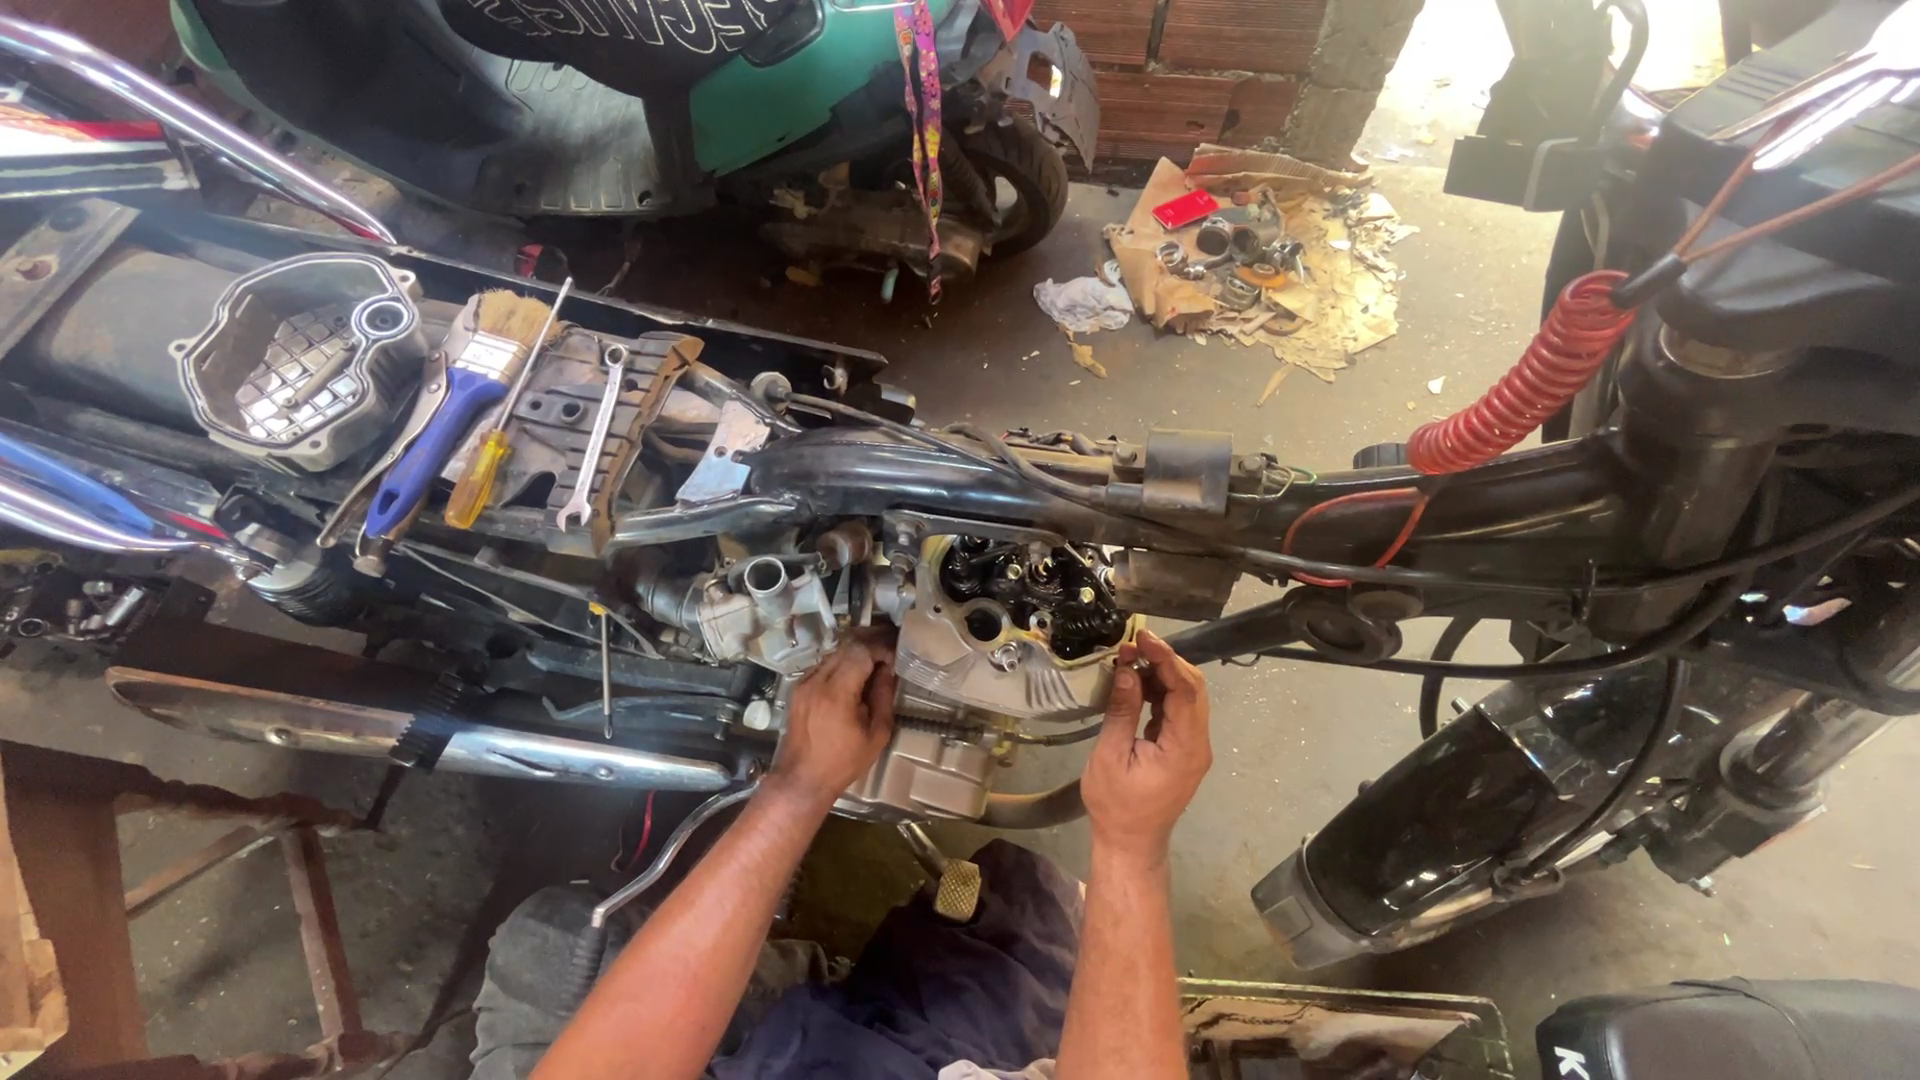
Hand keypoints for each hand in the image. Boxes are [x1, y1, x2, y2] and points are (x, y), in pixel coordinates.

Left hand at [766, 636, 897, 806]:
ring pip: (833, 654)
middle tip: (888, 655)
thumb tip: (889, 670)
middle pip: (846, 648)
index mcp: (836, 693)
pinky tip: (852, 678)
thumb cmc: (843, 763)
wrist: (801, 779)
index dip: (881, 649)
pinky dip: (840, 665)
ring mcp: (803, 683)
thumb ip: (883, 697)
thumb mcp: (876, 734)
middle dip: (869, 647)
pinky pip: (822, 666)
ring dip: (854, 655)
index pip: (860, 653)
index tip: (895, 656)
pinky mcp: (797, 689)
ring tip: (873, 666)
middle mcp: (816, 682)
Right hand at [1081, 629, 1211, 867]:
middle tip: (1133, 645)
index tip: (1142, 638)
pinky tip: (1135, 682)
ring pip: (1187, 697)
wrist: (1130, 844)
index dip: (1166, 658)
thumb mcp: (1111, 756)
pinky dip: (1159, 691)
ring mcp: (1193, 747)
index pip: (1185, 689)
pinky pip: (1177, 710)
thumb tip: (1127, 670)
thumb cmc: (1116, 805)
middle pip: (1193, 688)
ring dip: (1161, 674)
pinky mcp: (1183, 749)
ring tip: (1129, 659)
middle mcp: (1198, 743)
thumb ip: (1121, 711)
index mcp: (1185, 746)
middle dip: (1165, 661)